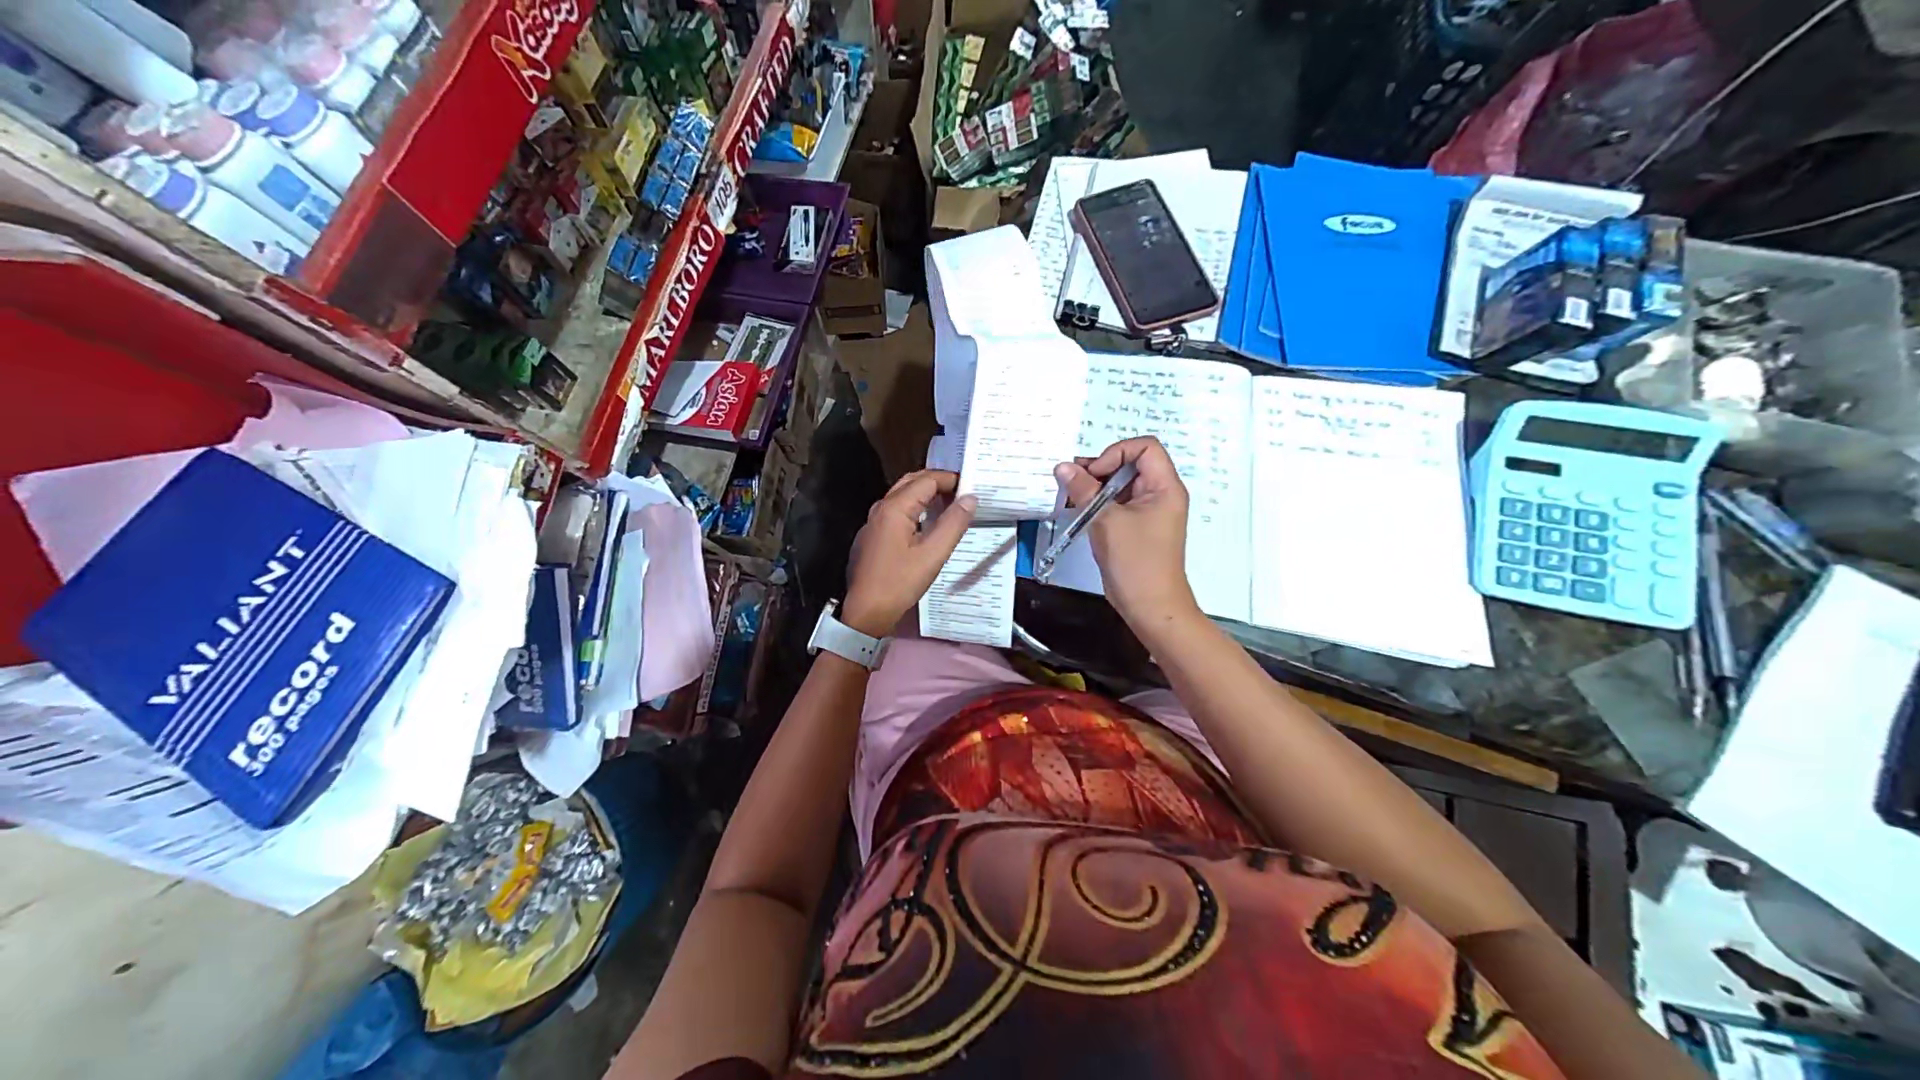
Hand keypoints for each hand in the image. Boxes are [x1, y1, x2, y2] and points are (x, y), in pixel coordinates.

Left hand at [842, 470, 976, 637]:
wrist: (865, 612)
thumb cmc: (899, 583)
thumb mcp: (933, 554)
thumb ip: (954, 523)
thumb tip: (970, 498)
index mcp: (895, 508)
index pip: (927, 480)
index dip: (951, 479)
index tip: (972, 487)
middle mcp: (880, 508)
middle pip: (912, 483)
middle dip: (937, 483)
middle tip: (962, 493)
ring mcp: (872, 523)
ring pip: (902, 497)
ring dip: (926, 496)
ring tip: (949, 506)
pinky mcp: (871, 537)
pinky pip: (895, 513)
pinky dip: (914, 510)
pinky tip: (927, 526)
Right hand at [1054, 437, 1198, 627]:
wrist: (1150, 606)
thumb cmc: (1136, 562)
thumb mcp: (1106, 521)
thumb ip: (1084, 490)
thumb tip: (1063, 467)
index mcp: (1165, 487)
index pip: (1145, 448)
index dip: (1117, 453)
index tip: (1095, 474)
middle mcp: (1160, 494)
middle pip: (1130, 463)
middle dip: (1100, 469)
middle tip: (1073, 482)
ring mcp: (1148, 511)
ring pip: (1120, 484)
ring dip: (1095, 486)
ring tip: (1070, 496)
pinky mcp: (1136, 526)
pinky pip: (1117, 503)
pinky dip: (1097, 502)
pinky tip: (1078, 510)